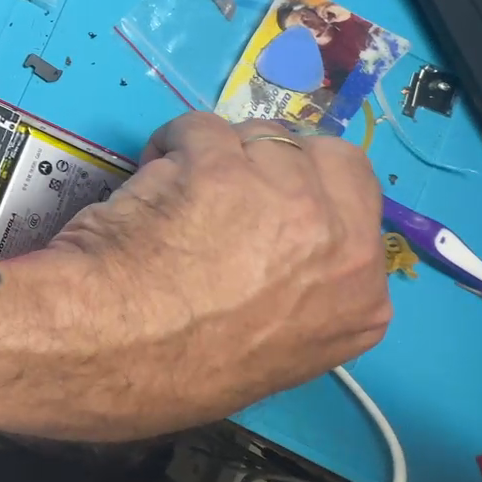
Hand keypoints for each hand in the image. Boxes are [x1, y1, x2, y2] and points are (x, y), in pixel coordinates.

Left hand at [29, 113, 389, 438]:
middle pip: (323, 158)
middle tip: (215, 178)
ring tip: (170, 181)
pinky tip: (144, 170)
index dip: (296, 193)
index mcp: (361, 303)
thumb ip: (289, 290)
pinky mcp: (221, 171)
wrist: (120, 341)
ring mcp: (287, 202)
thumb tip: (260, 248)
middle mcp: (342, 248)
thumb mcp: (269, 340)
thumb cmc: (172, 354)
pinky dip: (169, 140)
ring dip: (213, 149)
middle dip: (268, 157)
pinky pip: (199, 127)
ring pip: (259, 136)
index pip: (354, 211)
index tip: (250, 199)